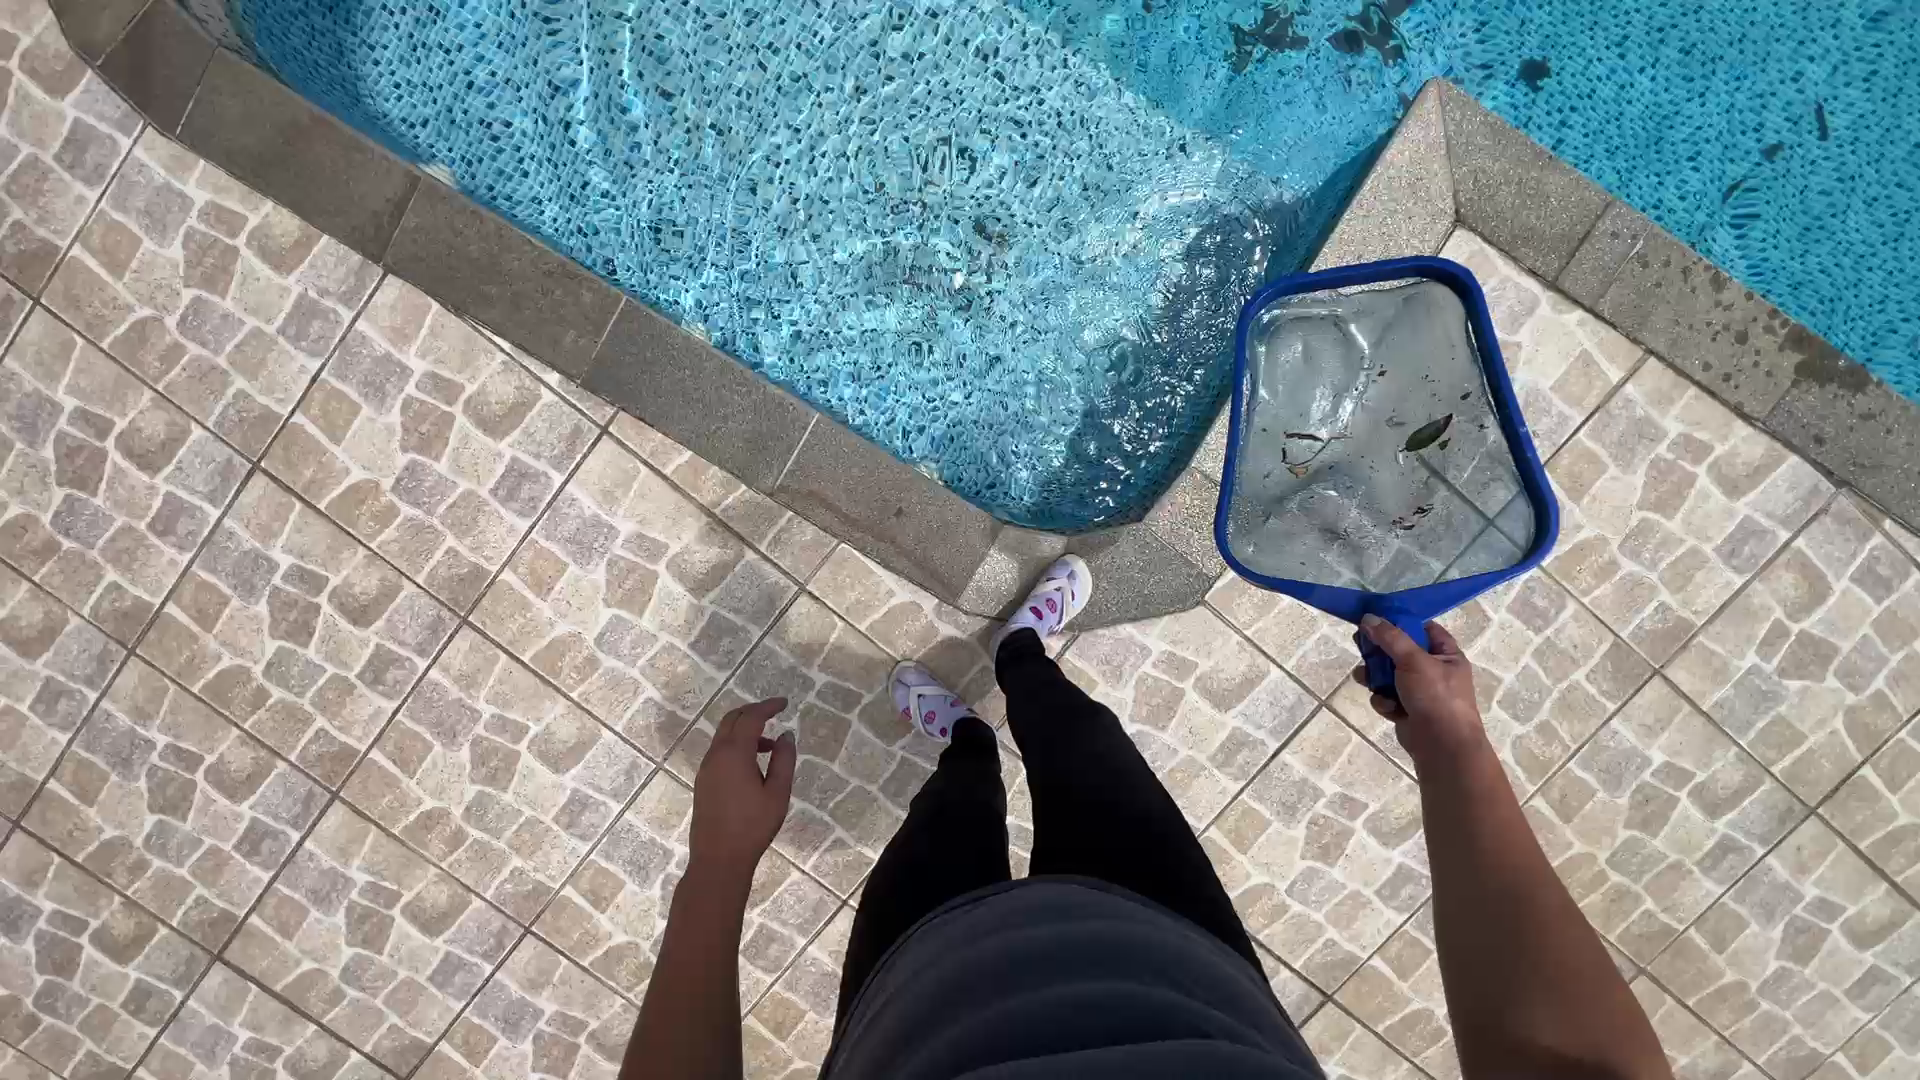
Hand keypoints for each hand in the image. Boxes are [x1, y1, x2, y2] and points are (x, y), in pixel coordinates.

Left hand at [689, 698, 796, 884]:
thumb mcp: (778, 793)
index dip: (768, 706)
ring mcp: (706, 769)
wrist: (718, 860)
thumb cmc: (752, 827)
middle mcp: (715, 756)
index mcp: (734, 754)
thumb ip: (784, 760)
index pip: (751, 718)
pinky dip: (737, 745)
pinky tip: (753, 764)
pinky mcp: (703, 782)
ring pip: (724, 736)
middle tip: (774, 713)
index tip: (785, 703)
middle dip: (753, 712)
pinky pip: (720, 751)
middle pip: (732, 720)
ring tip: (771, 746)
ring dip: (745, 731)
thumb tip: (786, 735)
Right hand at [1351, 614, 1487, 770]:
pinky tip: (1386, 706)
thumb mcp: (1414, 660)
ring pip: (1388, 674)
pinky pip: (1386, 696)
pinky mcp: (1406, 708)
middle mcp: (1434, 670)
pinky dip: (1383, 700)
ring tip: (1365, 678)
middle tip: (1360, 643)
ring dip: (1375, 677)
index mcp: (1446, 655)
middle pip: (1399, 650)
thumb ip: (1390, 637)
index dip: (1402, 621)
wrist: (1442, 745)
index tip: (1377, 616)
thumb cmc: (1435, 696)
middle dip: (1379, 651)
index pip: (1425, 628)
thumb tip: (1368, 618)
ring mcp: (1419, 691)